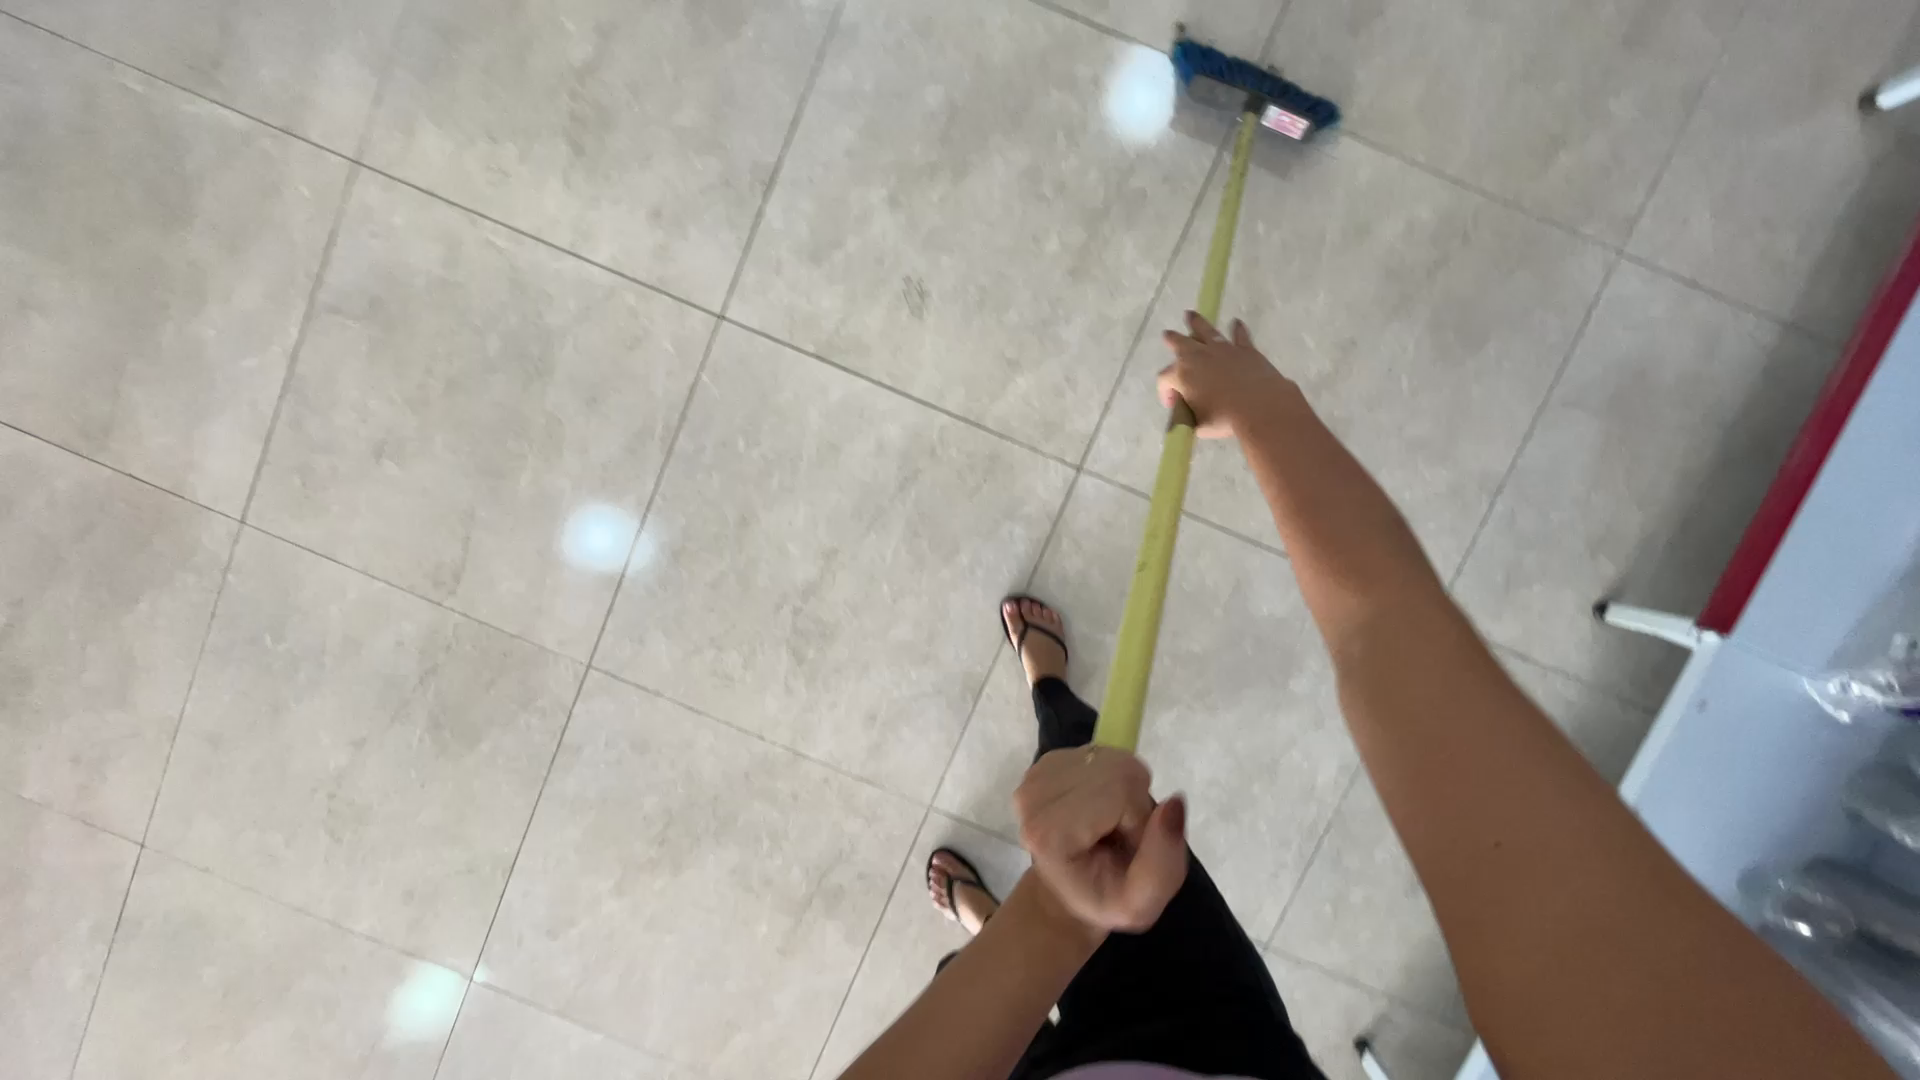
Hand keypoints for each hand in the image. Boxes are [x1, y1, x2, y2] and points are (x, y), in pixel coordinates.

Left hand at [1014, 746, 1188, 932]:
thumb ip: (1162, 863)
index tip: (1128, 851)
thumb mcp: (1141, 905)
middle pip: (1117, 770)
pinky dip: (1113, 777)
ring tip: (1110, 822)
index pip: (1121, 793)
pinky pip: (1103, 754)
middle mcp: (1032, 797)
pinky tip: (1099, 805)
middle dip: (1134, 803)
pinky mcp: (1047, 760)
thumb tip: (1174, 802)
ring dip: (1125, 789)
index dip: (1139, 822)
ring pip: (1113, 758)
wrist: (1070, 887)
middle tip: (1122, 835)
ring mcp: (1037, 774)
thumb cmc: (1104, 898)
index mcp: (1047, 834)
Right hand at [1158, 311, 1295, 437]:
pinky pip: (1239, 335)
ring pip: (1205, 331)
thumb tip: (1191, 421)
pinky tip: (1236, 323)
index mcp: (1182, 375)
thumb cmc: (1225, 418)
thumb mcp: (1200, 425)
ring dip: (1196, 323)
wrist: (1260, 406)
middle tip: (1167, 335)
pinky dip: (1237, 329)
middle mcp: (1198, 357)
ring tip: (1190, 314)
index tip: (1173, 404)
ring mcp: (1222, 350)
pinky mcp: (1244, 349)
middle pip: (1179, 343)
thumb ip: (1192, 419)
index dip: (1165, 392)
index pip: (1165, 380)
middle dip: (1172, 340)